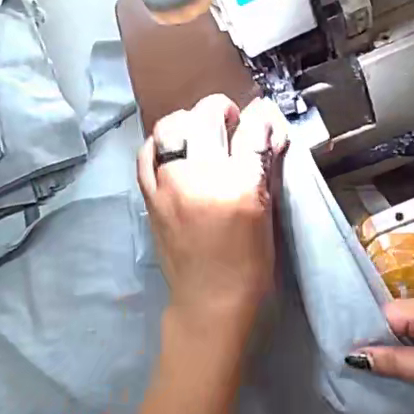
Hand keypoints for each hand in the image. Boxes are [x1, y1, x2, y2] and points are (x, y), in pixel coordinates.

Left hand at [137, 95, 287, 342]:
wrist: (209, 304)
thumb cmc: (250, 267)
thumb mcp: (267, 216)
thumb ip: (264, 170)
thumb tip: (267, 134)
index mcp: (239, 187)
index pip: (251, 132)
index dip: (260, 120)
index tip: (262, 121)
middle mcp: (201, 179)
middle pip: (205, 118)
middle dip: (221, 109)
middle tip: (230, 120)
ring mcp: (169, 187)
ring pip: (171, 127)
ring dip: (188, 121)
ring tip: (199, 132)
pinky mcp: (150, 198)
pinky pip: (146, 154)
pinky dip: (159, 144)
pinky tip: (172, 150)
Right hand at [348, 292, 413, 413]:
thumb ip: (390, 361)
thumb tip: (352, 355)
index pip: (384, 313)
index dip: (367, 336)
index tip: (349, 360)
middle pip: (395, 321)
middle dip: (381, 345)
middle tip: (360, 372)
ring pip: (409, 334)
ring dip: (398, 354)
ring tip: (380, 376)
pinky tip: (407, 375)